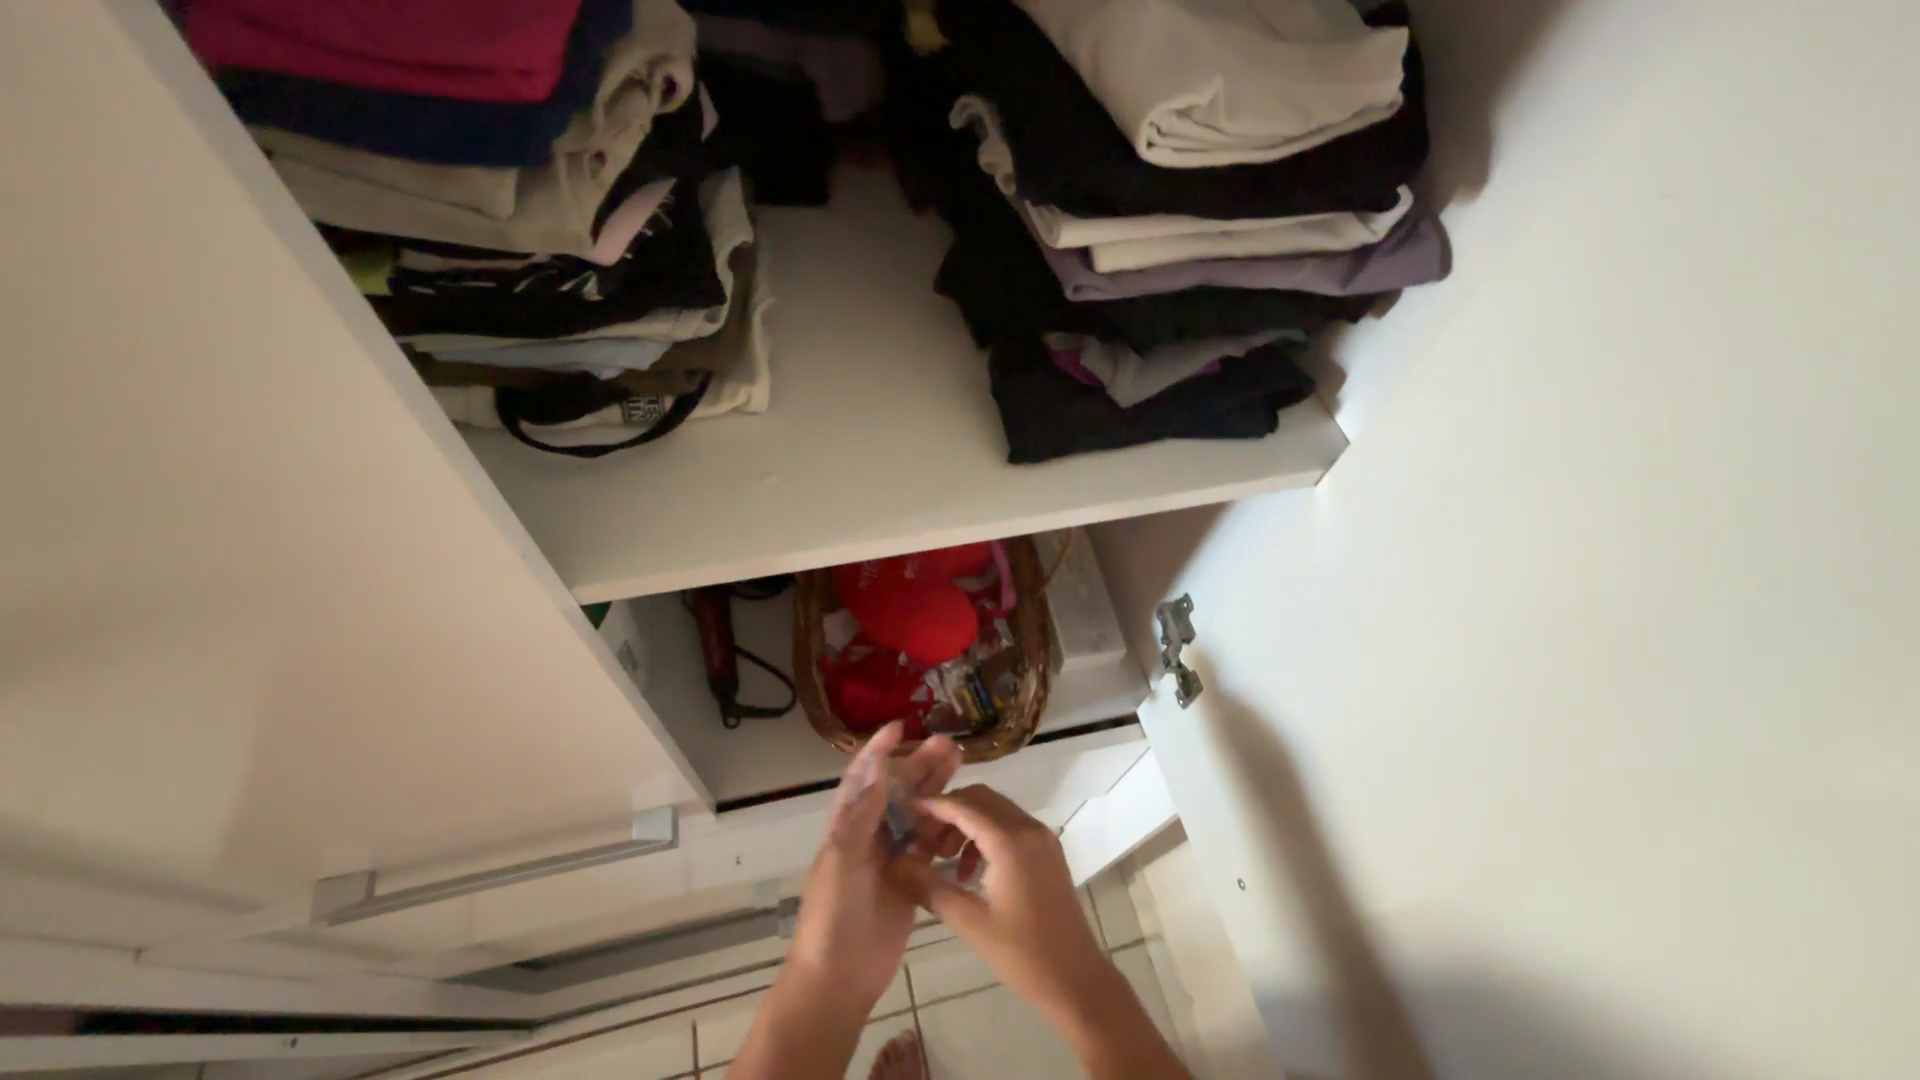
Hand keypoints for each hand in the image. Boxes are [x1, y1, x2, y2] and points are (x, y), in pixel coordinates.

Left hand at [787, 722, 961, 1011]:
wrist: (838, 977)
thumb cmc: (832, 915)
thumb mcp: (841, 860)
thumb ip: (861, 815)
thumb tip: (880, 768)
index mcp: (846, 826)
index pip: (863, 778)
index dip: (879, 751)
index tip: (899, 726)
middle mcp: (868, 835)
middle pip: (897, 791)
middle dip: (920, 765)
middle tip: (950, 744)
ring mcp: (890, 858)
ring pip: (917, 814)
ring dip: (936, 791)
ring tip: (961, 767)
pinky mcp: (910, 880)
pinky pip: (929, 846)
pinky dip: (944, 828)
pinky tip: (963, 814)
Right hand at [892, 786, 1190, 1078]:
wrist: (1075, 978)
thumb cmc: (1021, 953)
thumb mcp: (968, 921)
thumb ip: (929, 886)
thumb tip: (896, 862)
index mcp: (1010, 842)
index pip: (964, 806)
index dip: (933, 805)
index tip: (906, 811)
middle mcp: (1029, 829)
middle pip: (981, 798)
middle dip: (949, 812)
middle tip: (923, 838)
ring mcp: (1042, 838)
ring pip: (996, 810)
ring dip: (967, 823)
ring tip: (943, 857)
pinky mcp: (1048, 851)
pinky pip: (1011, 826)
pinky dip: (986, 835)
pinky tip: (969, 870)